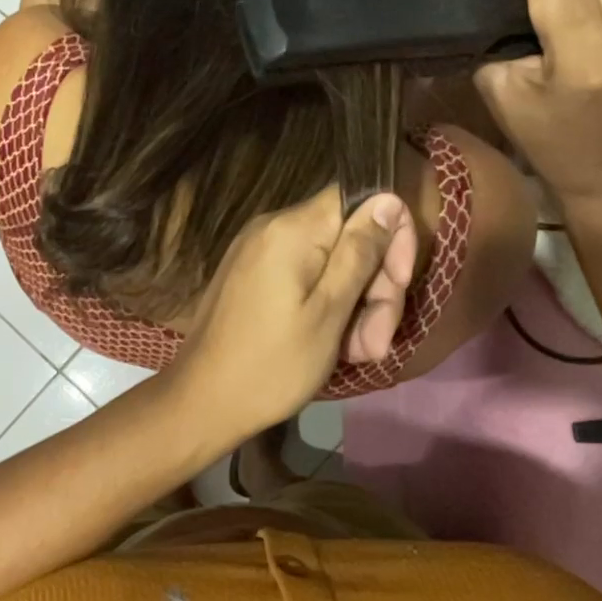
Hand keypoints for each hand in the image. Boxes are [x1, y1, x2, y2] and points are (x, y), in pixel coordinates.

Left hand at [163, 187, 416, 432]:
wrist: (202, 401)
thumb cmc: (272, 363)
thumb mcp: (329, 311)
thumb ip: (360, 253)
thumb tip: (388, 199)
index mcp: (290, 229)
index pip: (361, 198)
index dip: (392, 235)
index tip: (399, 284)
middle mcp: (270, 228)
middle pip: (346, 236)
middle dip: (374, 286)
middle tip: (378, 341)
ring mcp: (256, 253)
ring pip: (328, 263)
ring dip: (354, 306)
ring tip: (360, 355)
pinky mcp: (250, 278)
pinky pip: (302, 278)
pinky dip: (325, 308)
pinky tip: (337, 347)